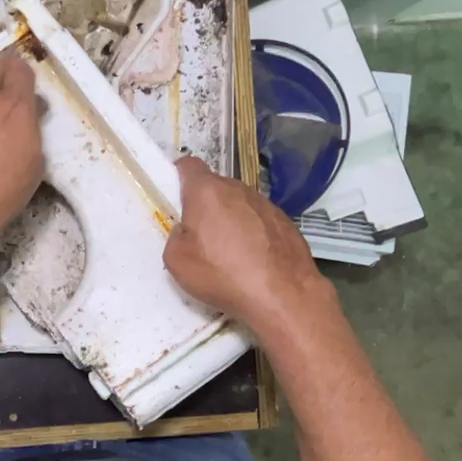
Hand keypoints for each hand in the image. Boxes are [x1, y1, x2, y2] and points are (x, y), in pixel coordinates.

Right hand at [164, 156, 329, 327]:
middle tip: (200, 234)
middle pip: (216, 187)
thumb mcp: (177, 261)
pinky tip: (254, 259)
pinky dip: (253, 233)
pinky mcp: (286, 222)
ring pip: (240, 204)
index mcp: (207, 192)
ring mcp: (266, 204)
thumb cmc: (222, 274)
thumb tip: (187, 231)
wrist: (282, 295)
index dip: (179, 175)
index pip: (189, 165)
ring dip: (231, 219)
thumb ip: (176, 237)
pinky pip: (260, 220)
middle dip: (206, 204)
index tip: (175, 195)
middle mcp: (238, 190)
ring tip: (230, 252)